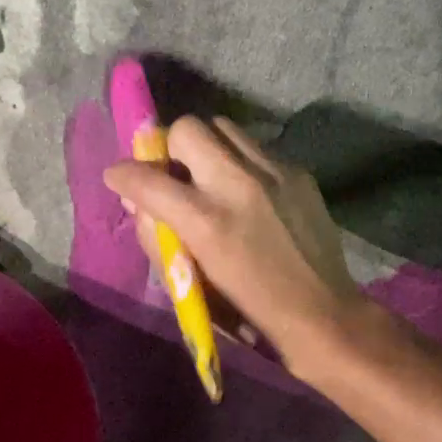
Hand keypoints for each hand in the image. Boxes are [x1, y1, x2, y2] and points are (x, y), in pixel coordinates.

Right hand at [103, 116, 377, 381]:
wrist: (323, 314)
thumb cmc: (248, 311)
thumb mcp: (190, 282)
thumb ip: (157, 236)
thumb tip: (137, 200)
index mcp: (206, 221)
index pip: (146, 179)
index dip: (122, 175)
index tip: (119, 178)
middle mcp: (238, 184)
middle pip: (188, 128)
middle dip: (171, 148)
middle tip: (176, 175)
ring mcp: (273, 173)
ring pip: (224, 126)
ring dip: (208, 147)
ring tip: (213, 178)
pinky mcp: (298, 172)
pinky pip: (256, 148)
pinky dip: (241, 163)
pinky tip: (251, 194)